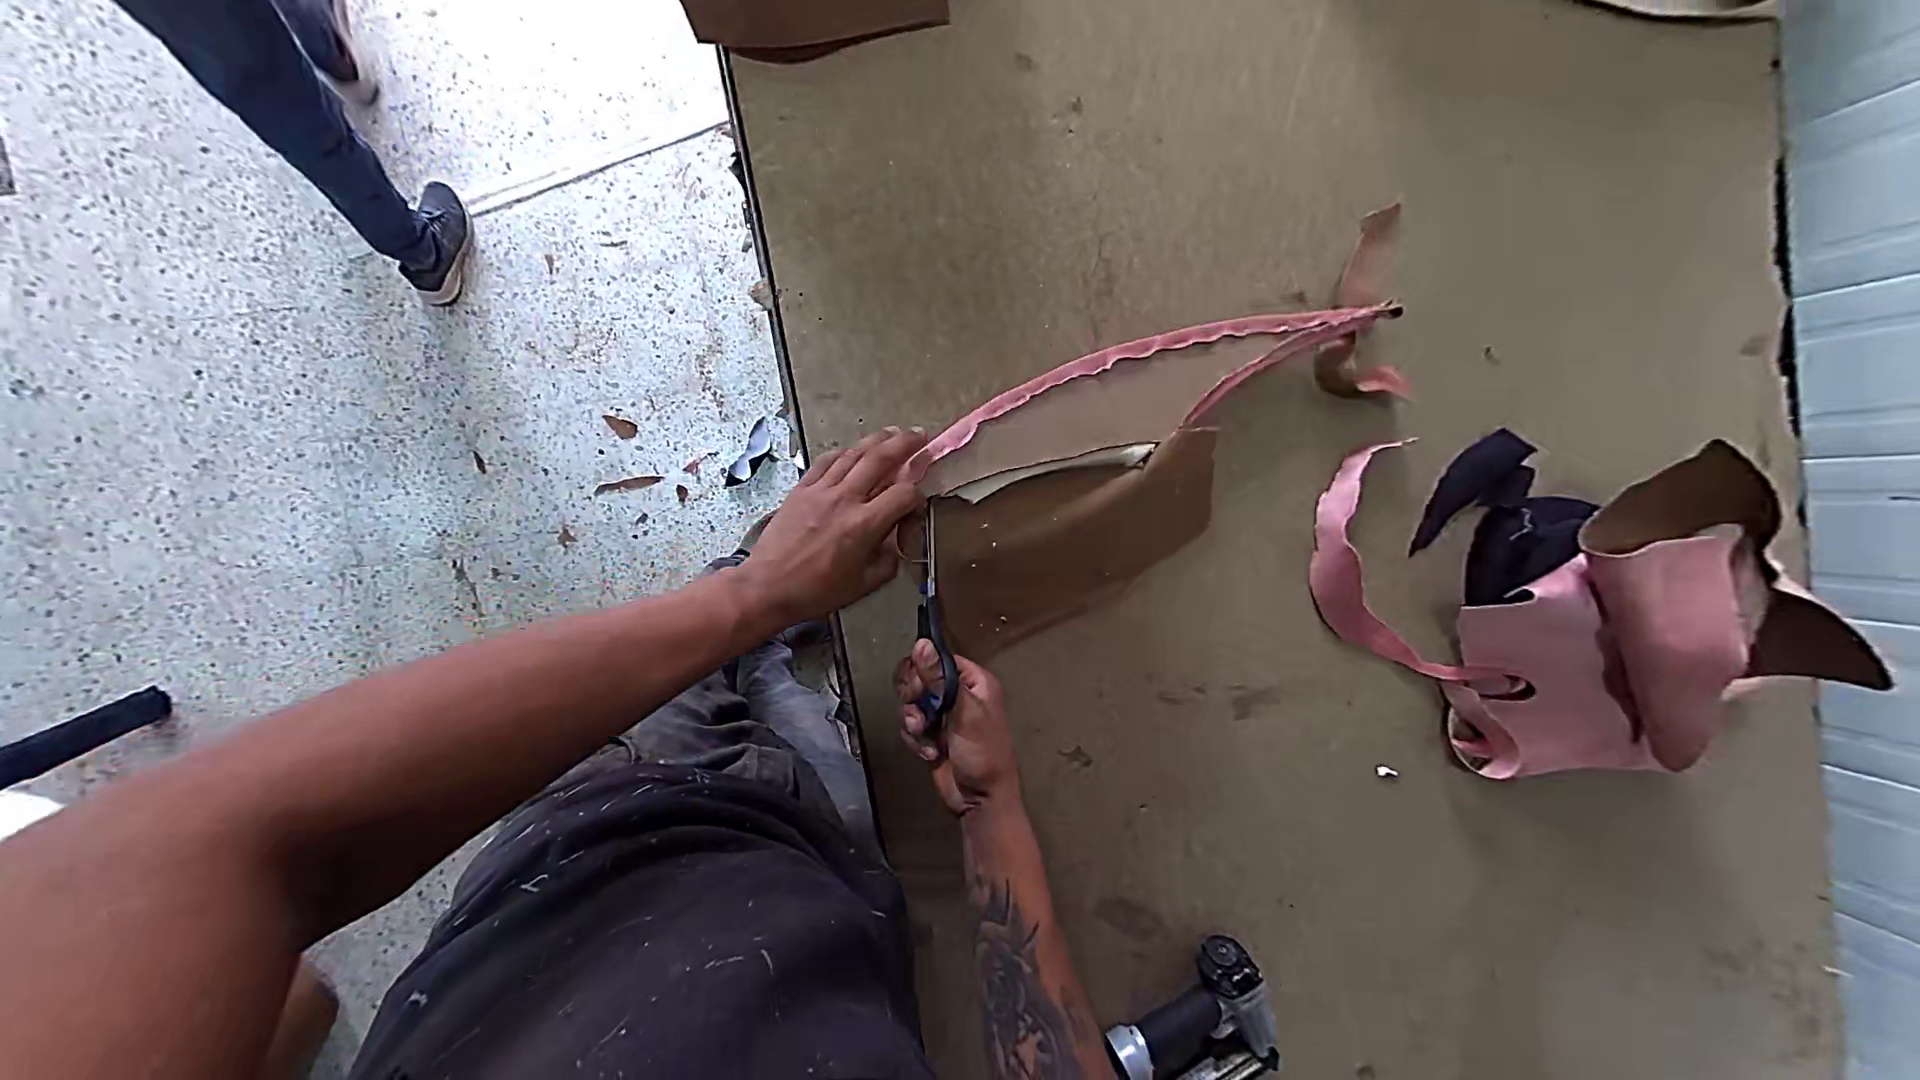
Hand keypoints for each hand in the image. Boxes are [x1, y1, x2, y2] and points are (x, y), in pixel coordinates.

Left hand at [733, 427, 927, 628]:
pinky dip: (842, 452)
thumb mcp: (865, 584)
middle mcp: (844, 501)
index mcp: (864, 525)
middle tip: (918, 435)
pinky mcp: (801, 490)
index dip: (917, 495)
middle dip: (905, 443)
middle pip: (881, 459)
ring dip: (876, 439)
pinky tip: (851, 450)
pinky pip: (825, 462)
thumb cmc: (814, 591)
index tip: (916, 503)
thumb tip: (895, 544)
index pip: (904, 494)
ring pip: (854, 454)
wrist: (768, 587)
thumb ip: (889, 560)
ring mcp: (821, 492)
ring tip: (891, 433)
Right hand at [895, 640, 1020, 816]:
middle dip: (913, 697)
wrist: (981, 799)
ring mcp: (942, 714)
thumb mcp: (964, 711)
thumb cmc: (983, 752)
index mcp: (972, 680)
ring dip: (913, 720)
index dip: (923, 670)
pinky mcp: (930, 733)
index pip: (937, 658)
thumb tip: (922, 644)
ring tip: (924, 736)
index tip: (917, 688)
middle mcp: (956, 692)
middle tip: (920, 714)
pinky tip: (930, 752)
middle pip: (918, 677)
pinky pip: (910, 725)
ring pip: (910, 702)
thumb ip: (939, 678)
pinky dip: (915, 738)